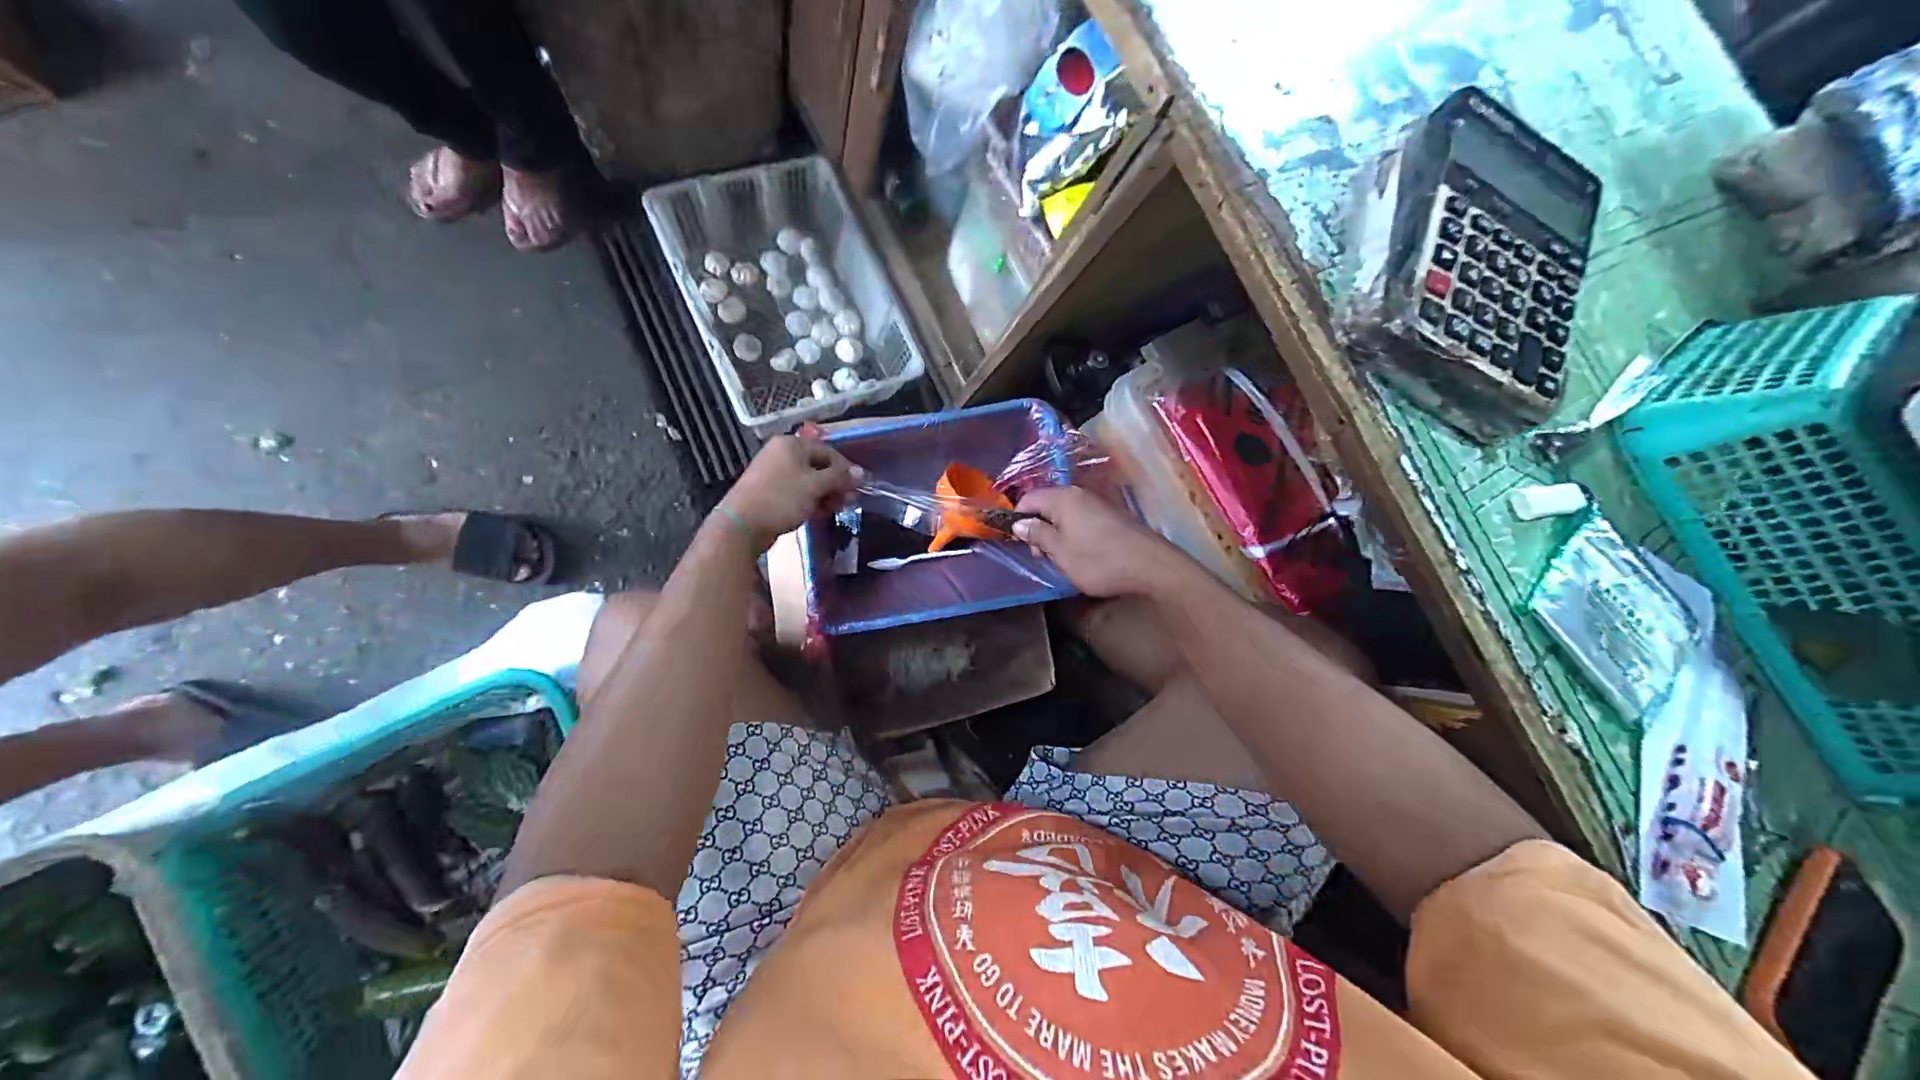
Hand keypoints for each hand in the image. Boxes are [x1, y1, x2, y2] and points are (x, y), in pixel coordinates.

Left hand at [715, 434, 862, 549]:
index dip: (845, 468)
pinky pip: (796, 492)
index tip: (858, 487)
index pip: (828, 451)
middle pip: (818, 466)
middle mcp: (781, 454)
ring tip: (835, 509)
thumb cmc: (781, 498)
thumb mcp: (815, 486)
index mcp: (791, 444)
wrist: (742, 524)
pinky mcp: (769, 492)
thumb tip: (861, 473)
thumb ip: (839, 478)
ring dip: (825, 494)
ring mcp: (773, 473)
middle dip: (835, 484)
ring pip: (808, 481)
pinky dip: (810, 500)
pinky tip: (818, 512)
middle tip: (848, 501)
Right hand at [1012, 486, 1184, 597]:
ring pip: (1065, 513)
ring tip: (1063, 558)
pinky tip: (1082, 554)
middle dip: (1039, 528)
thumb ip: (1038, 535)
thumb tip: (1019, 523)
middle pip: (1047, 504)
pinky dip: (1075, 533)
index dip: (1019, 519)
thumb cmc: (1099, 560)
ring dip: (1057, 533)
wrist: (1151, 566)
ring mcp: (1099, 503)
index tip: (1022, 544)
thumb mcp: (1061, 551)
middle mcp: (1080, 493)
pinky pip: (1082, 519)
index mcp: (1063, 498)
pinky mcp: (1112, 515)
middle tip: (1044, 556)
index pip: (1028, 498)